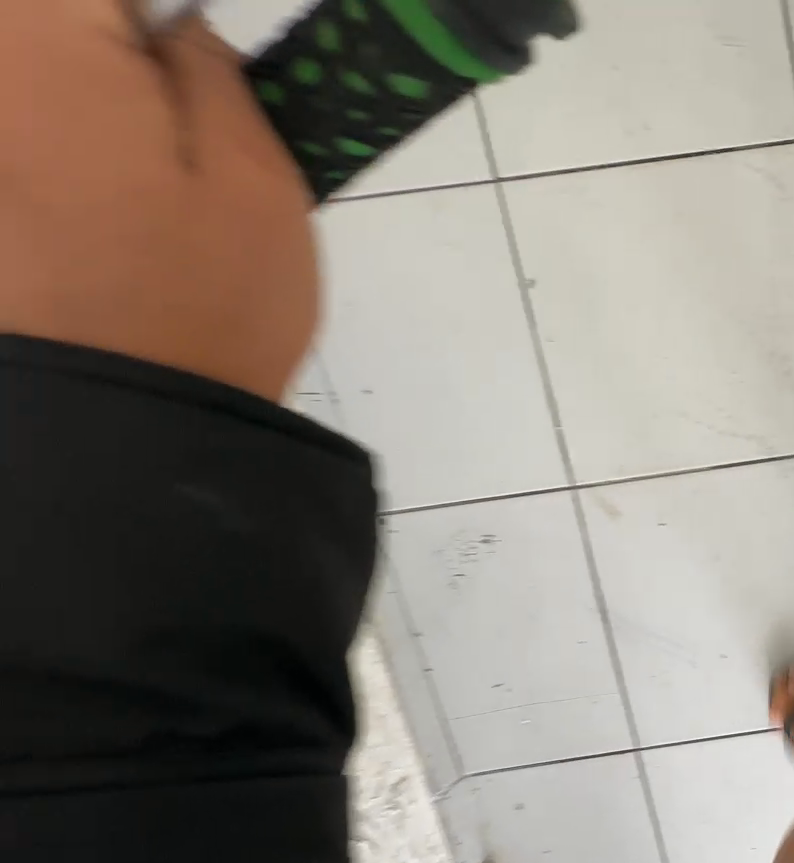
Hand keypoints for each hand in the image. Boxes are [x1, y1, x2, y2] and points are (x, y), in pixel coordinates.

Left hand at [0, 3, 315, 400]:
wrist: (136, 401)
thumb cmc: (218, 289)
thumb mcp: (262, 182)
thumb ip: (218, 80)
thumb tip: (183, 27)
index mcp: (45, 49)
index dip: (161, 18)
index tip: (202, 57)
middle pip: (53, 25)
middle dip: (127, 50)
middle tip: (190, 102)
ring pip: (38, 75)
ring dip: (105, 99)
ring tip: (169, 154)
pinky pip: (38, 129)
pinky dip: (83, 140)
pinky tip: (123, 192)